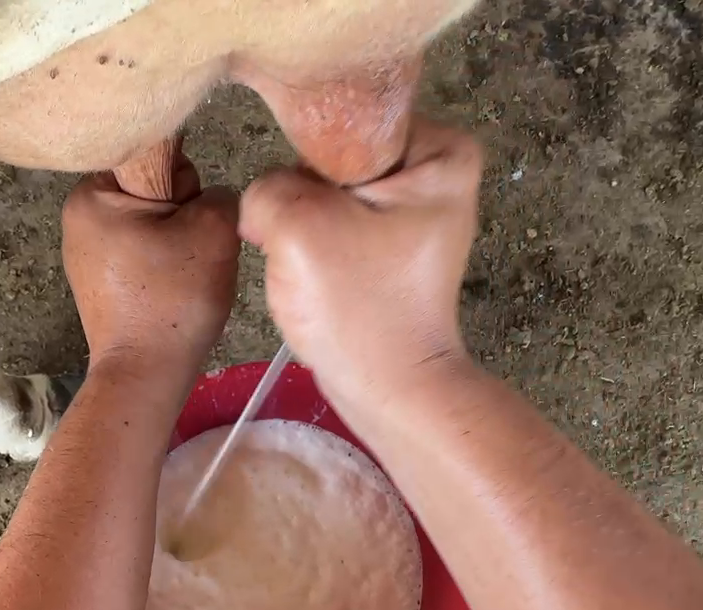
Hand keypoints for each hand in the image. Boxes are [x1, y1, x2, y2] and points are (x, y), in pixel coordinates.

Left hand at [62, 154, 240, 377]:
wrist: (145, 375)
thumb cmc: (173, 300)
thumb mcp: (213, 228)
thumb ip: (217, 191)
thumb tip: (207, 203)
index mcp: (91, 194)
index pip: (152, 153)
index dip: (183, 182)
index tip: (186, 220)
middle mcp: (78, 219)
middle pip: (151, 189)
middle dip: (179, 216)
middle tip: (187, 255)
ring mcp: (85, 255)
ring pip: (152, 225)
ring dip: (175, 245)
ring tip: (180, 278)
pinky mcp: (99, 284)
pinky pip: (142, 256)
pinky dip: (161, 269)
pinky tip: (168, 293)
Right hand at [239, 118, 482, 401]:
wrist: (387, 389)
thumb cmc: (357, 310)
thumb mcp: (298, 229)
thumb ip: (267, 188)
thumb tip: (264, 202)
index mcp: (438, 147)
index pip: (340, 125)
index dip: (301, 172)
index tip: (299, 221)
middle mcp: (438, 170)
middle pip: (334, 163)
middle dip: (305, 206)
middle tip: (305, 254)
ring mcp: (417, 212)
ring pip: (328, 200)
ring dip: (306, 236)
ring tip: (314, 274)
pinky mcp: (396, 249)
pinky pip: (336, 230)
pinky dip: (318, 254)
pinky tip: (322, 283)